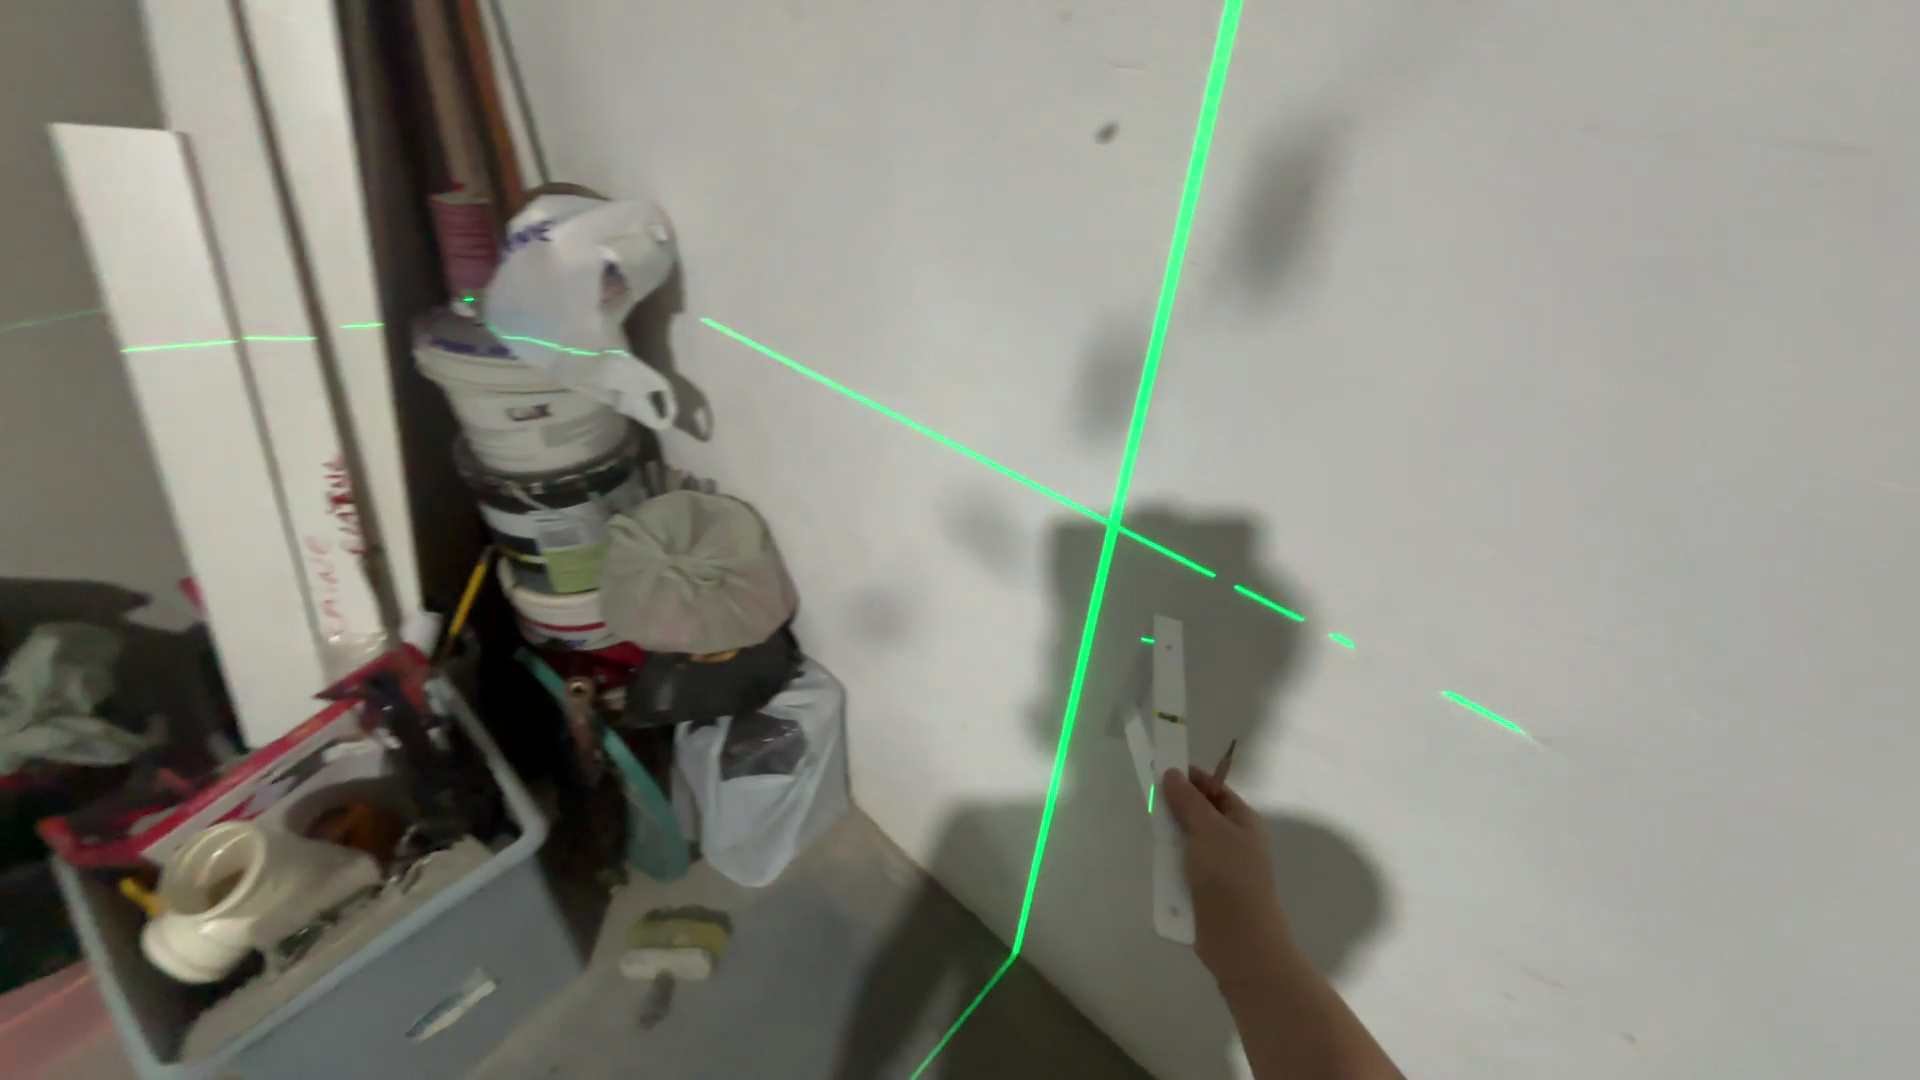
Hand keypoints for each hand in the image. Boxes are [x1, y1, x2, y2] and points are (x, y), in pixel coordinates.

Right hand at [1161, 766, 1298, 985]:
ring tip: (1152, 835)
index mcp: (1242, 821)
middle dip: (1175, 808)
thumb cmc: (1230, 878)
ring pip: (1187, 840)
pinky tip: (1156, 864)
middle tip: (1150, 802)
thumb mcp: (1208, 830)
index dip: (1191, 777)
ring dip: (1169, 838)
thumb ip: (1188, 800)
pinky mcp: (1204, 889)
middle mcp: (1232, 840)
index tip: (1161, 770)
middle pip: (1198, 813)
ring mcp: (1218, 866)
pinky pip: (1182, 866)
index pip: (1215, 788)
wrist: (1240, 942)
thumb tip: (1171, 773)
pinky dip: (1169, 863)